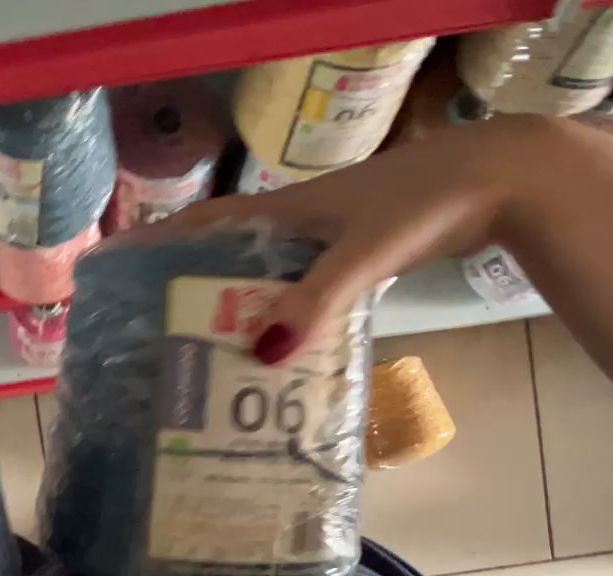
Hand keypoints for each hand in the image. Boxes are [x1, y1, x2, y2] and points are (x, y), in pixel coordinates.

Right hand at [151, 116, 569, 362]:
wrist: (501, 181)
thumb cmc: (426, 204)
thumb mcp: (364, 252)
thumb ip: (316, 300)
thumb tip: (264, 356)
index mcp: (283, 211)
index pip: (201, 225)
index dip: (154, 243)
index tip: (111, 269)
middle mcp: (293, 225)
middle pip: (223, 257)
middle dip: (184, 289)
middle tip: (152, 335)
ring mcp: (323, 242)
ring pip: (260, 279)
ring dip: (232, 310)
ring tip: (201, 356)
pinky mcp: (350, 259)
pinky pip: (296, 294)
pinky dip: (278, 319)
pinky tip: (274, 353)